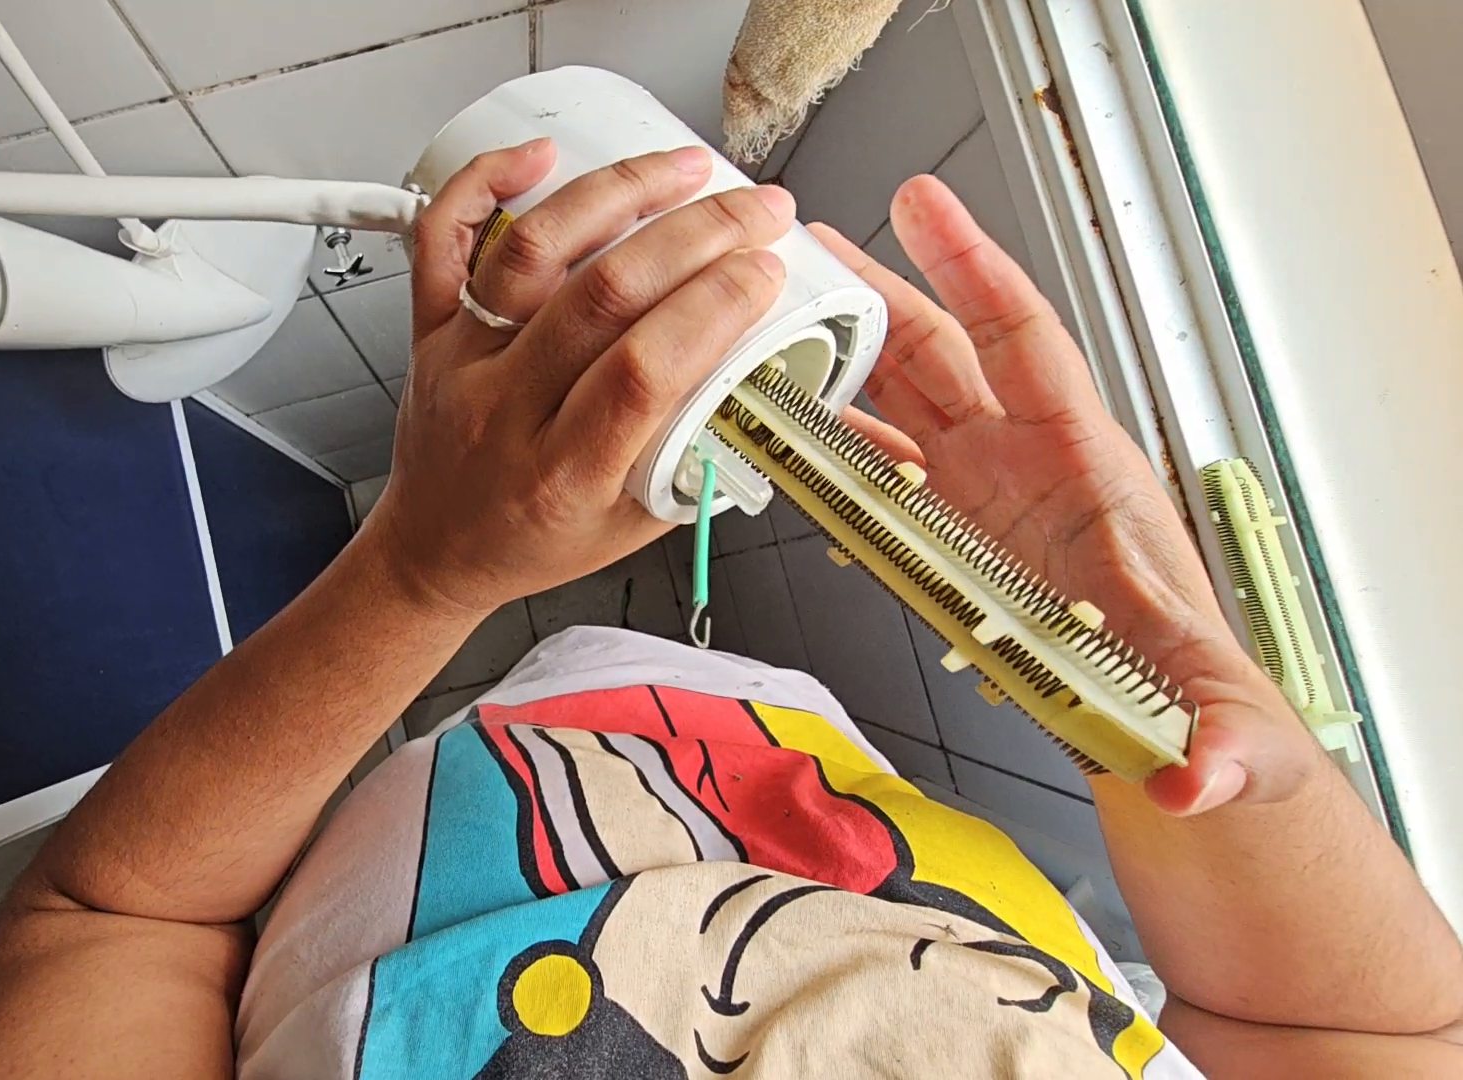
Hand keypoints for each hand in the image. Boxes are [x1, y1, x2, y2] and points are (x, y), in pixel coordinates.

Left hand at [357, 139, 796, 617]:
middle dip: (694, 235)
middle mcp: (503, 410)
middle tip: (752, 212)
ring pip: (532, 250)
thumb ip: (684, 461)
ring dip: (615, 193)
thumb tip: (742, 380)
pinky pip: (443, 241)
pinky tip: (539, 159)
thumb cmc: (522, 545)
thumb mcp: (623, 531)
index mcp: (559, 474)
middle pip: (601, 296)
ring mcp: (460, 362)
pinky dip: (483, 183)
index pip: (642, 371)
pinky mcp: (431, 333)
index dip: (712, 307)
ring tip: (680, 170)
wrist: (433, 551)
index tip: (762, 273)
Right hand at [812, 176, 1322, 814]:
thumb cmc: (1178, 690)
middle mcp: (1014, 461)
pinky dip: (831, 448)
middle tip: (813, 254)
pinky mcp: (935, 526)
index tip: (922, 207)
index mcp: (1078, 466)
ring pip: (892, 405)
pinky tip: (798, 441)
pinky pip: (873, 470)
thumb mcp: (1209, 709)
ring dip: (837, 366)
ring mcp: (967, 490)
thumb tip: (1196, 774)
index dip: (969, 267)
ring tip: (780, 336)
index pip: (1021, 339)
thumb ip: (1209, 735)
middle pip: (934, 354)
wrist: (1140, 714)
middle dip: (873, 295)